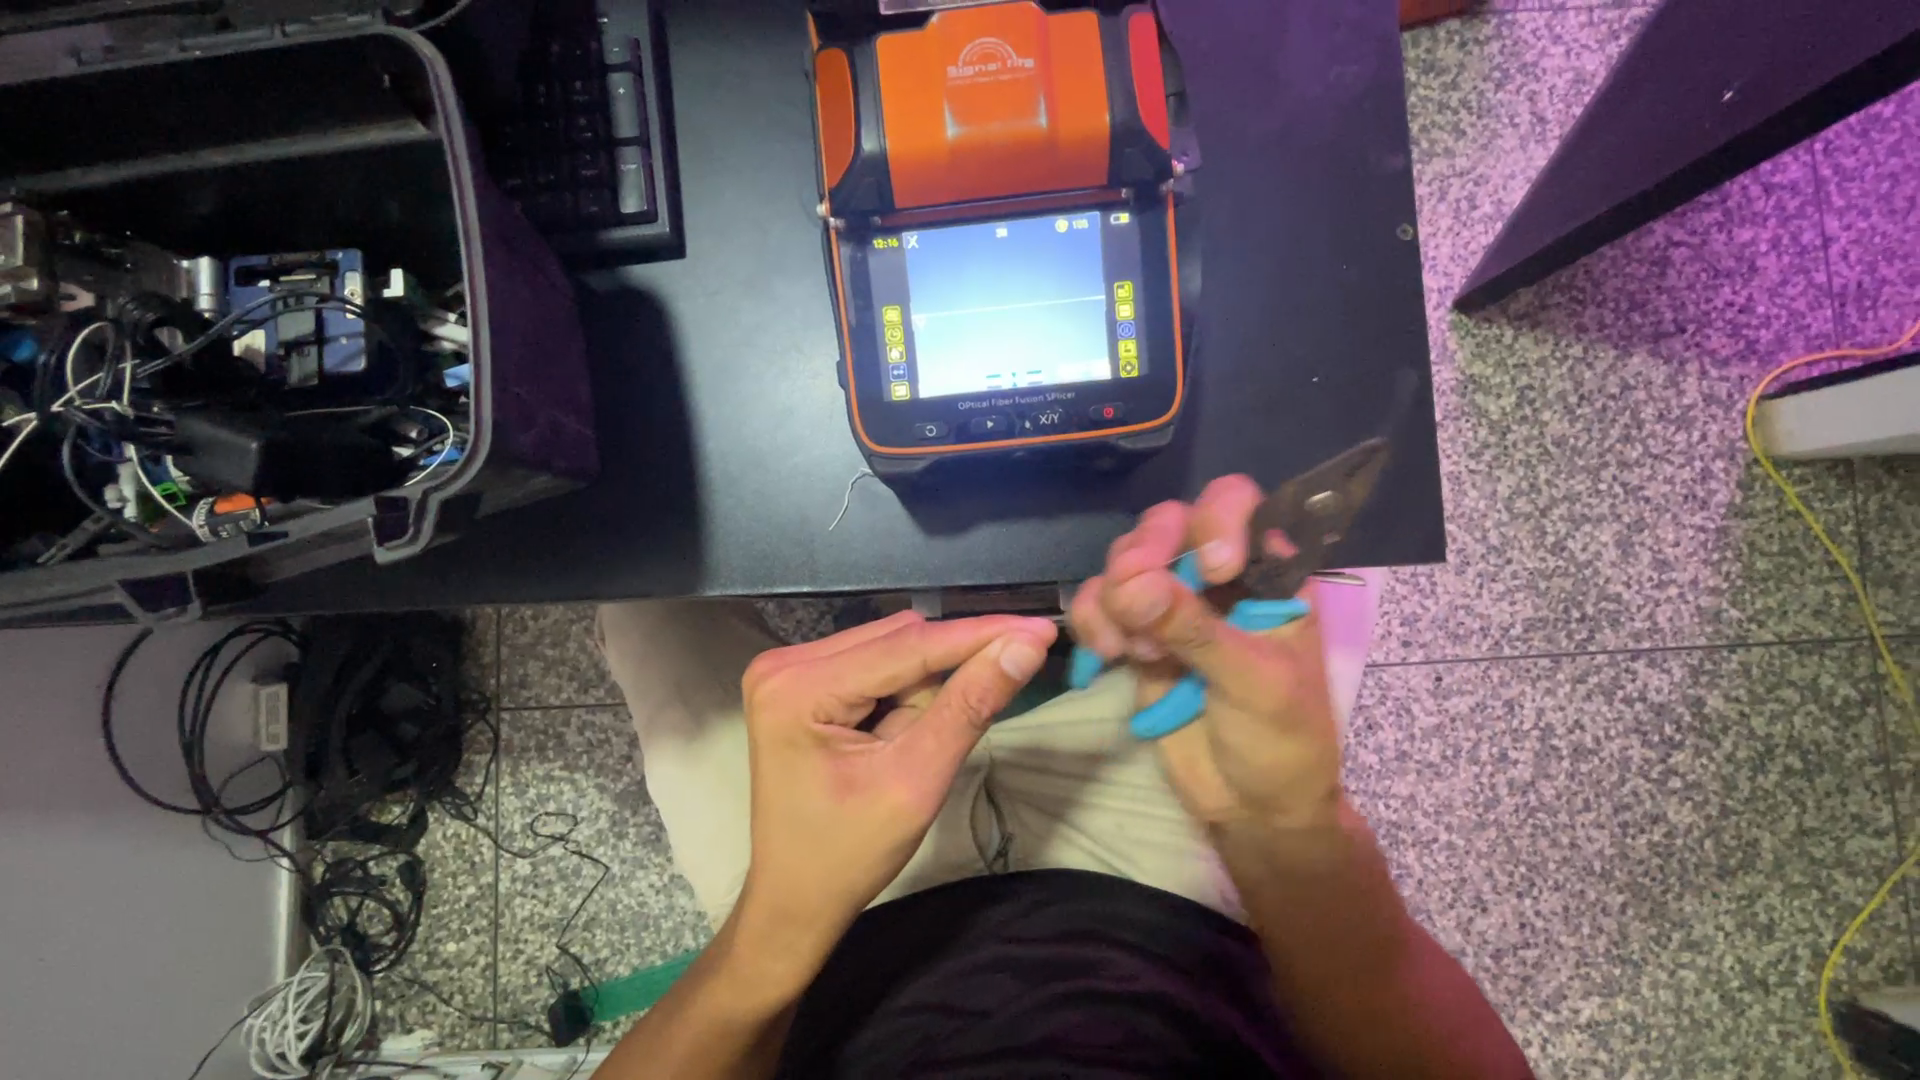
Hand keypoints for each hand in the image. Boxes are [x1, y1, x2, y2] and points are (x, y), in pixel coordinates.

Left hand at [732, 610, 1057, 964]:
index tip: (1042, 629)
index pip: (908, 646)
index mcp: (799, 688)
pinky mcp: (800, 679)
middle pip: (898, 638)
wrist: (795, 896)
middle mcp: (785, 662)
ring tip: (920, 739)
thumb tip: (1025, 646)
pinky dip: (905, 687)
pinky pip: (873, 661)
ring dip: (926, 682)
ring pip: (890, 646)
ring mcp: (788, 668)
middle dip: (949, 668)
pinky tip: (904, 727)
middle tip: (989, 700)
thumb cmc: (849, 854)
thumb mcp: (918, 781)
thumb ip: (970, 706)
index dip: (979, 635)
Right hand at [1069, 475, 1341, 829]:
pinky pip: (1097, 604)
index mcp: (1268, 573)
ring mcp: (1171, 604)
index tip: (1213, 570)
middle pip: (1166, 524)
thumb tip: (1132, 585)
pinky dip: (1092, 620)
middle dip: (1144, 556)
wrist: (1251, 806)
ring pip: (1124, 560)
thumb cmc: (1282, 742)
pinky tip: (1108, 656)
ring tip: (1135, 650)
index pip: (1237, 507)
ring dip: (1115, 595)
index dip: (1217, 522)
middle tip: (1135, 601)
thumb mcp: (1255, 684)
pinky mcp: (1135, 635)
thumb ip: (1197, 631)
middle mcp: (1215, 577)